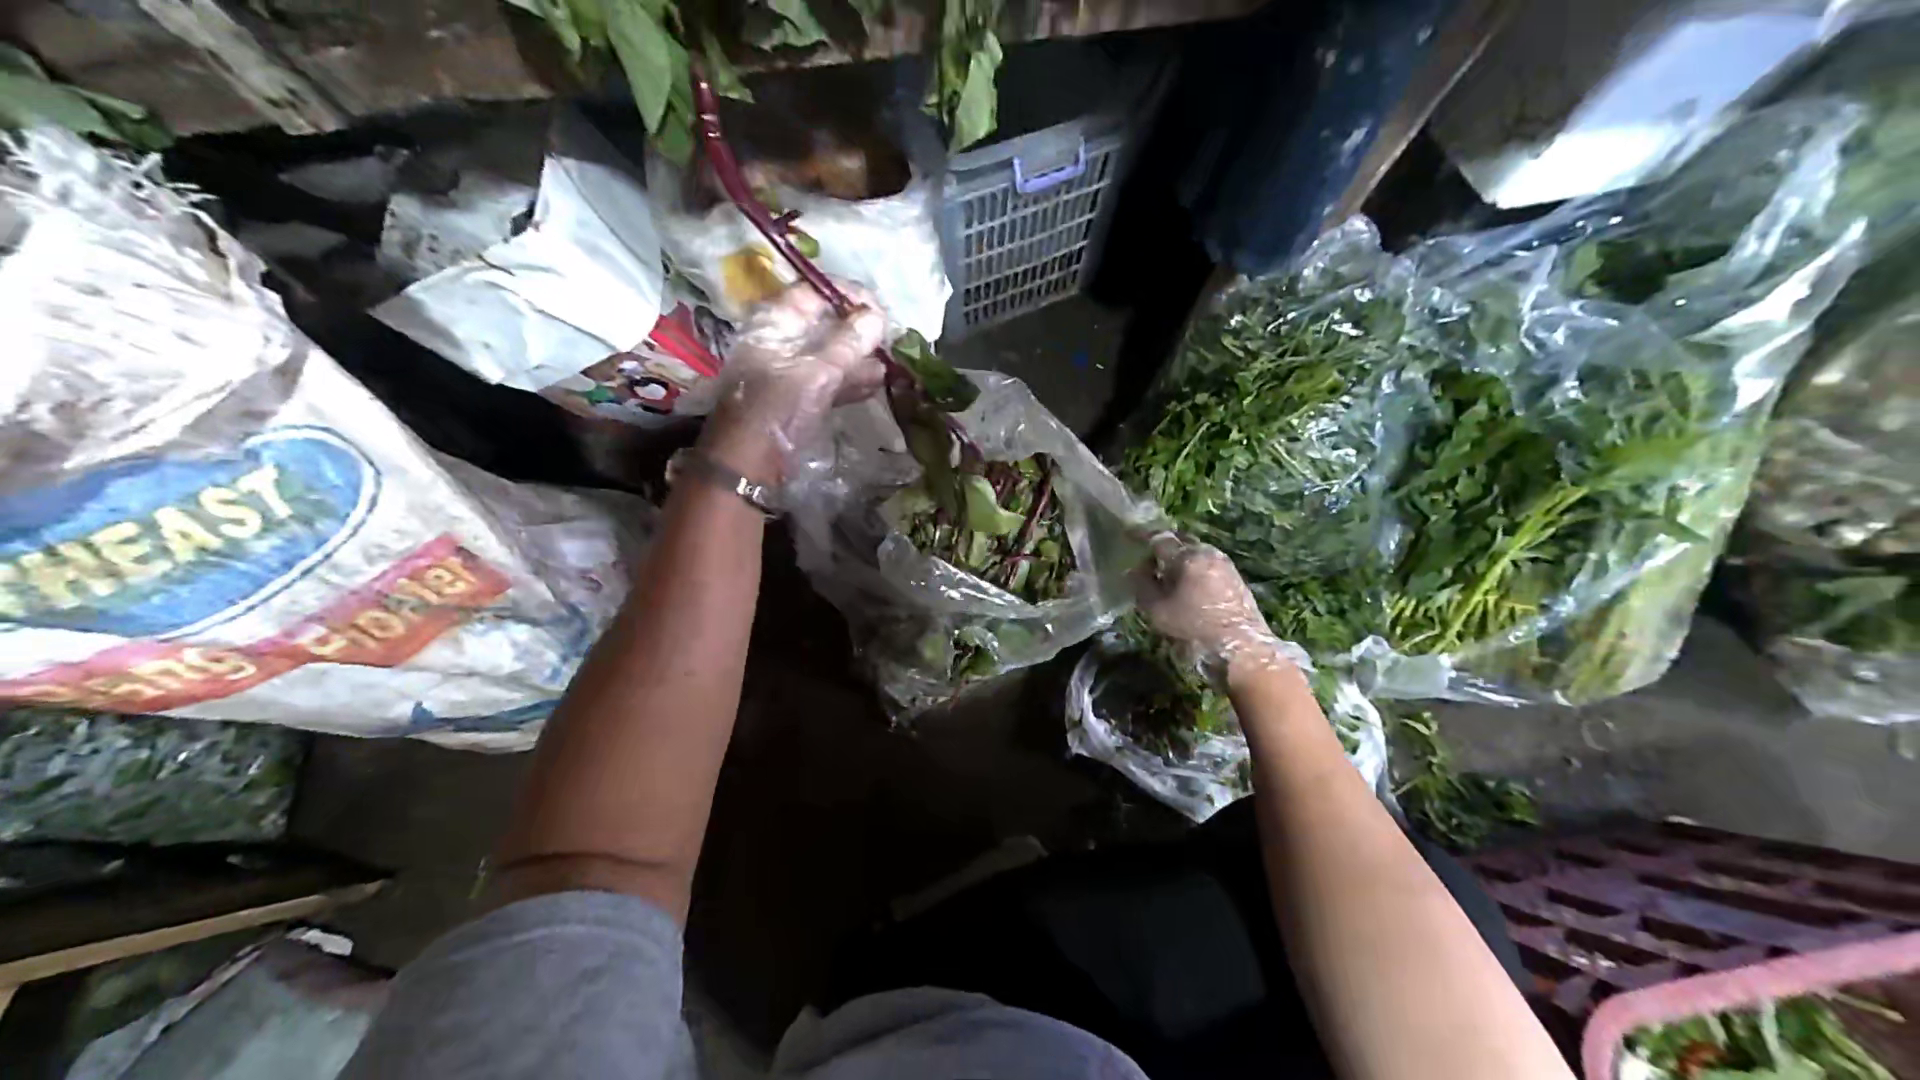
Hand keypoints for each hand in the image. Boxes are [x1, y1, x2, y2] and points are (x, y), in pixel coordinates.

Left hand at [699, 282, 887, 482]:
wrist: (747, 467)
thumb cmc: (775, 411)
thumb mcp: (815, 374)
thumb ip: (848, 345)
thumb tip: (877, 316)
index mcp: (774, 326)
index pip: (812, 293)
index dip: (846, 294)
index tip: (877, 307)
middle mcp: (780, 344)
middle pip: (823, 324)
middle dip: (857, 328)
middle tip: (888, 336)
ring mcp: (789, 373)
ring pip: (829, 355)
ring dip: (859, 357)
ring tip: (888, 361)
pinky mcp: (798, 400)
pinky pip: (828, 381)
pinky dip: (850, 380)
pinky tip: (876, 383)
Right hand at [1135, 535, 1305, 683]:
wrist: (1242, 650)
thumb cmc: (1194, 630)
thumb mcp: (1157, 611)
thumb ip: (1142, 585)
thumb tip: (1135, 569)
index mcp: (1187, 557)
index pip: (1160, 538)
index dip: (1142, 536)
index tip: (1128, 538)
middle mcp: (1208, 553)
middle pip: (1181, 540)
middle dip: (1163, 546)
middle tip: (1147, 558)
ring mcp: (1225, 564)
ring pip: (1196, 552)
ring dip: (1179, 558)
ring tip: (1165, 573)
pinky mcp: (1235, 578)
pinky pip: (1207, 564)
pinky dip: (1193, 568)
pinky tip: (1186, 584)